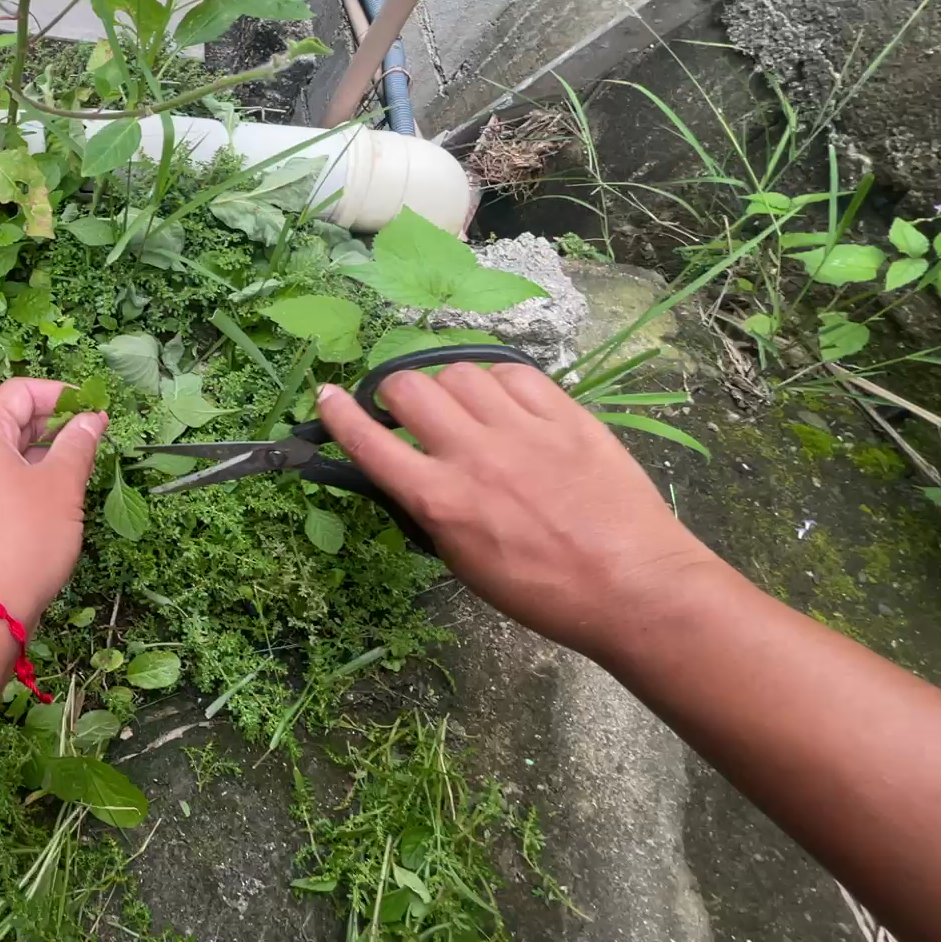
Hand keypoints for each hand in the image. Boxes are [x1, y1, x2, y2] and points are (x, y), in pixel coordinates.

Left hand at [0, 379, 107, 624]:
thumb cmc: (24, 538)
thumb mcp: (60, 486)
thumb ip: (77, 444)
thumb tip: (91, 418)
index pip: (18, 392)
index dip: (58, 393)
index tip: (95, 408)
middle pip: (14, 420)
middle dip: (57, 423)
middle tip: (98, 437)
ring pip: (15, 453)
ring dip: (51, 454)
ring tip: (88, 466)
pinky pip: (9, 481)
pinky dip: (38, 479)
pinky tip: (66, 495)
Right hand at [315, 362, 718, 656]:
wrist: (637, 591)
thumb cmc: (536, 589)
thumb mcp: (456, 556)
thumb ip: (423, 505)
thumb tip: (402, 471)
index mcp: (438, 499)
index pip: (367, 442)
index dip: (336, 413)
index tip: (326, 396)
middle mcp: (472, 456)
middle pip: (408, 389)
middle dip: (392, 394)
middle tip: (403, 412)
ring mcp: (523, 432)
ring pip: (458, 373)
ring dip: (445, 387)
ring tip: (459, 407)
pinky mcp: (569, 418)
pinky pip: (515, 374)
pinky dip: (495, 381)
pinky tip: (501, 401)